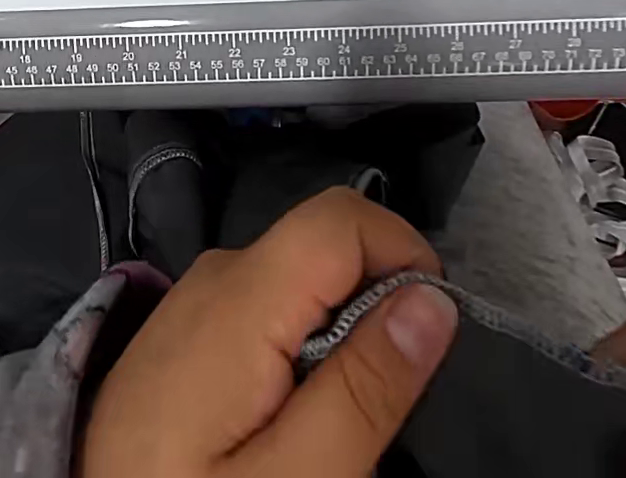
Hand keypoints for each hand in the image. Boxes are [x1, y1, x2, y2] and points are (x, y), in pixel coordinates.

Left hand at [81, 187, 460, 477]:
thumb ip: (365, 385)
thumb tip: (431, 299)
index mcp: (242, 293)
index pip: (339, 216)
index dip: (401, 251)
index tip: (430, 327)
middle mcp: (221, 271)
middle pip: (323, 240)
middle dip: (378, 293)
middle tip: (390, 389)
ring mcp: (202, 292)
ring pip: (302, 272)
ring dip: (344, 320)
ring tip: (342, 408)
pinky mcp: (194, 319)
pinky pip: (269, 298)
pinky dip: (306, 331)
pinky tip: (295, 400)